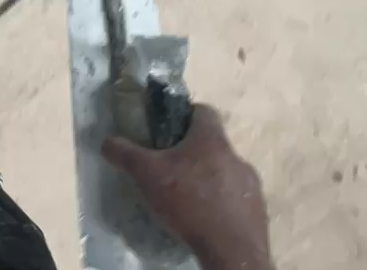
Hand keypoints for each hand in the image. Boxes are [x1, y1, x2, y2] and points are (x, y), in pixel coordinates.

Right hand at [103, 105, 273, 269]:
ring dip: (207, 177)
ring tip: (186, 194)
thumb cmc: (188, 203)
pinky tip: (203, 216)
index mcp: (212, 141)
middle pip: (213, 144)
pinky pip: (236, 197)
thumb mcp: (145, 173)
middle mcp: (237, 158)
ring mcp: (253, 188)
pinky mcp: (259, 214)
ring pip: (225, 171)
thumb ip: (123, 151)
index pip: (204, 111)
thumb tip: (106, 141)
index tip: (168, 126)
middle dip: (192, 151)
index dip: (185, 113)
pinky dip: (220, 201)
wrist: (232, 256)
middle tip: (169, 164)